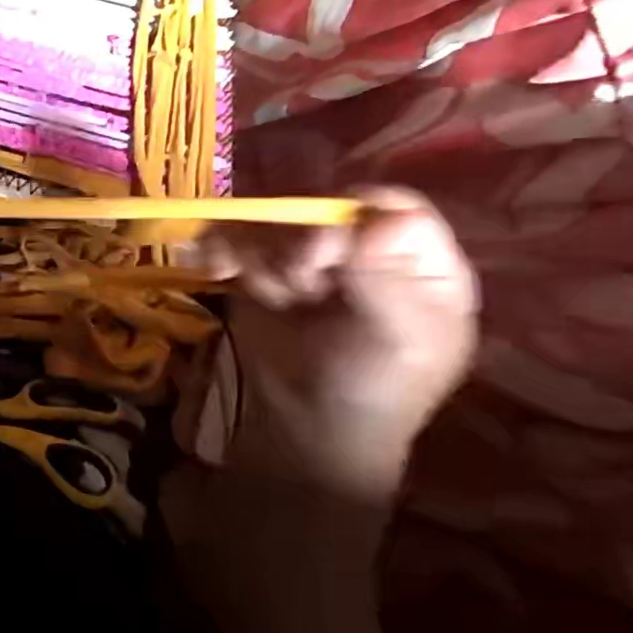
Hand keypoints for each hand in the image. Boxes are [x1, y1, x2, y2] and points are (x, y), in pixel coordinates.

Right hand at [196, 186, 478, 491]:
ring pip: (270, 221)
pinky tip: (216, 270)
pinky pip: (232, 235)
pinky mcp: (259, 265)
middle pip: (318, 208)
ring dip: (260, 258)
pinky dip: (219, 249)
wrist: (303, 426)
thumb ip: (385, 278)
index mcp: (415, 260)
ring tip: (271, 299)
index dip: (353, 216)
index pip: (389, 206)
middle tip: (296, 287)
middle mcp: (359, 247)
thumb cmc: (370, 388)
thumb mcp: (399, 341)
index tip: (323, 250)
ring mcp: (304, 254)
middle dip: (298, 247)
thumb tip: (372, 220)